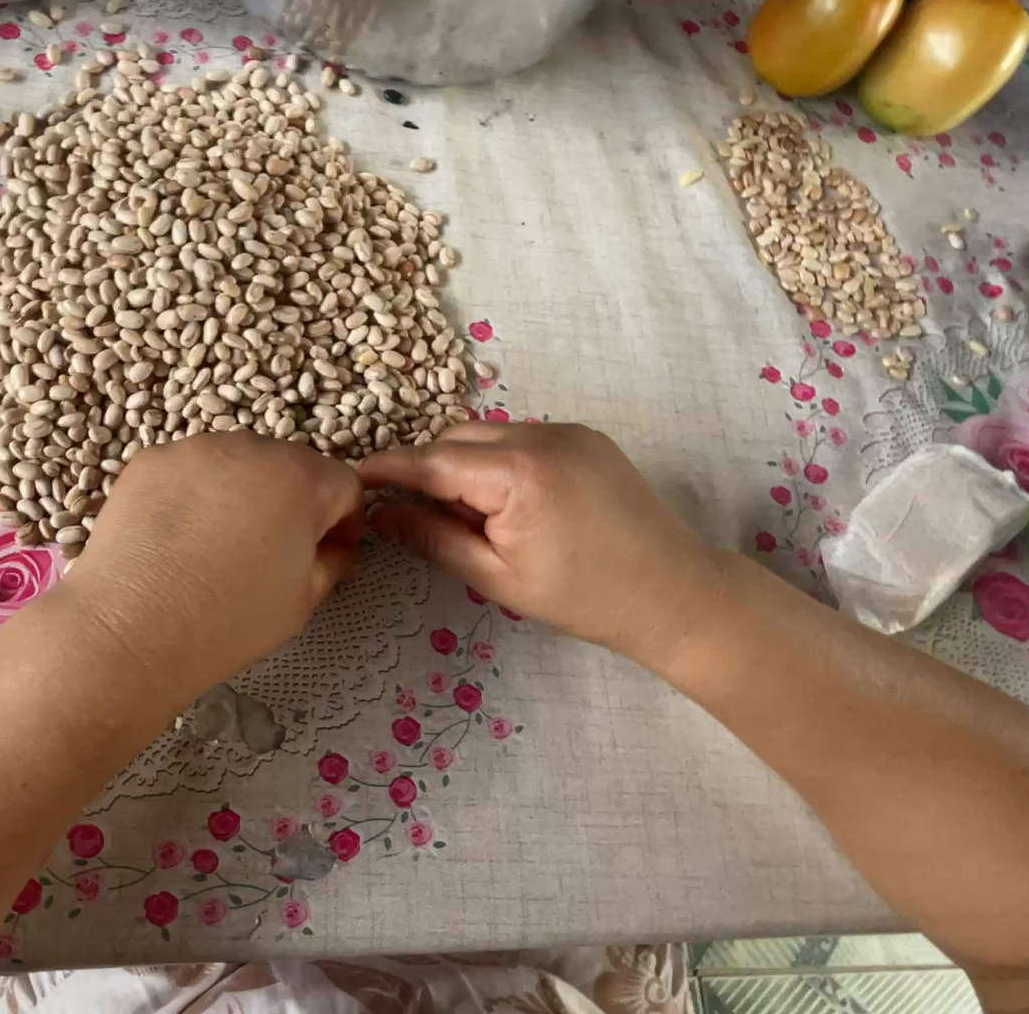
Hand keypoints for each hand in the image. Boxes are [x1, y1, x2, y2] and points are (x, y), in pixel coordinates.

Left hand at [50, 431, 364, 695]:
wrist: (130, 629)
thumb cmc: (228, 621)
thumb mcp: (303, 601)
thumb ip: (332, 562)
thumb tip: (335, 547)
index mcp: (302, 480)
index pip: (344, 484)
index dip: (342, 522)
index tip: (326, 554)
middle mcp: (252, 448)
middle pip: (291, 466)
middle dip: (292, 503)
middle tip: (270, 551)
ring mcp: (196, 447)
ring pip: (238, 462)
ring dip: (243, 492)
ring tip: (217, 544)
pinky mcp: (151, 458)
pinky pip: (191, 468)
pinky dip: (195, 493)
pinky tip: (178, 536)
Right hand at [358, 421, 726, 660]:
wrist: (674, 592)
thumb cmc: (581, 598)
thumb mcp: (495, 577)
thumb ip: (431, 538)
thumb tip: (378, 514)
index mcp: (517, 474)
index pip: (431, 461)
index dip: (388, 467)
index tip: (354, 476)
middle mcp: (539, 435)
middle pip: (455, 438)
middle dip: (427, 468)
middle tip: (418, 512)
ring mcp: (565, 429)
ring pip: (485, 433)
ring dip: (462, 462)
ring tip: (469, 512)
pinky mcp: (583, 434)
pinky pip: (517, 435)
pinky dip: (495, 459)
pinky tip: (506, 499)